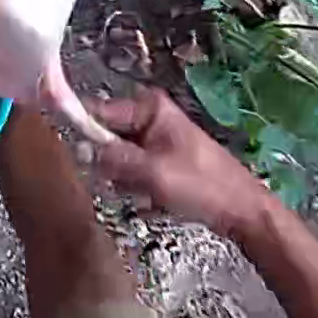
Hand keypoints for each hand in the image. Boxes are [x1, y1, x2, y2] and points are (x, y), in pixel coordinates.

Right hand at [89, 87, 270, 238]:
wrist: (244, 211)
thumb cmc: (201, 185)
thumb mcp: (154, 173)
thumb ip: (115, 159)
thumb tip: (80, 149)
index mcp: (147, 106)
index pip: (101, 110)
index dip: (84, 129)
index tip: (74, 152)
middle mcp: (148, 114)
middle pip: (109, 134)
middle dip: (111, 162)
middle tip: (122, 184)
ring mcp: (156, 135)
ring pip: (120, 155)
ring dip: (124, 178)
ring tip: (144, 195)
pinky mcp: (161, 156)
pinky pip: (134, 167)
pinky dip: (138, 185)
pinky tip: (153, 201)